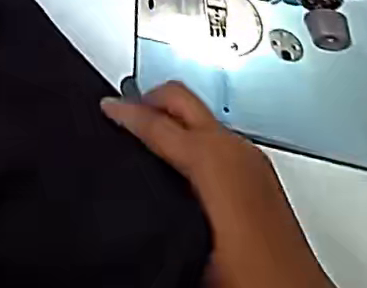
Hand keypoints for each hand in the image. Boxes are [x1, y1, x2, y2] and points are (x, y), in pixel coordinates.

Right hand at [103, 82, 331, 287]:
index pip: (157, 122)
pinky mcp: (260, 171)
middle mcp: (234, 148)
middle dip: (149, 97)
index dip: (125, 112)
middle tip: (125, 110)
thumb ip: (162, 199)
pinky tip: (180, 161)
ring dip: (171, 116)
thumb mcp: (190, 242)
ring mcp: (251, 157)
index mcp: (213, 159)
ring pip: (200, 114)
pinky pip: (217, 135)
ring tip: (146, 136)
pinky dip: (191, 134)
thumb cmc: (256, 279)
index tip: (106, 107)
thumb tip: (138, 189)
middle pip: (181, 97)